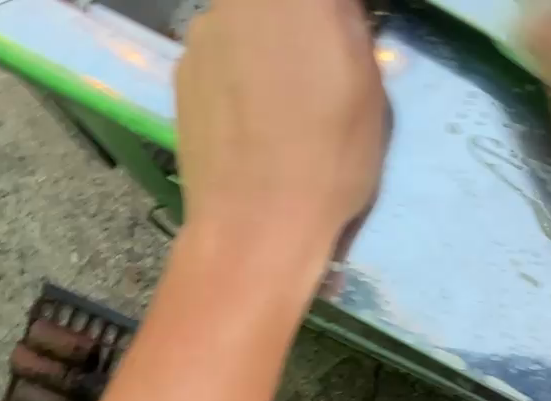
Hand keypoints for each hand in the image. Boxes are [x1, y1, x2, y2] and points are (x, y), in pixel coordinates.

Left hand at [175, 0, 386, 264]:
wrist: (253, 229)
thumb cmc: (328, 165)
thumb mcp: (370, 96)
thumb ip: (350, 33)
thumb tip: (335, 17)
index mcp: (298, 0)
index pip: (321, 2)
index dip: (332, 24)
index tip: (340, 52)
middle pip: (277, 6)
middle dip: (298, 32)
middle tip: (316, 82)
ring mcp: (202, 32)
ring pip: (246, 27)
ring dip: (265, 54)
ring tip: (280, 115)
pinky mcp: (180, 72)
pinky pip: (220, 61)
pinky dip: (237, 83)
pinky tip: (250, 131)